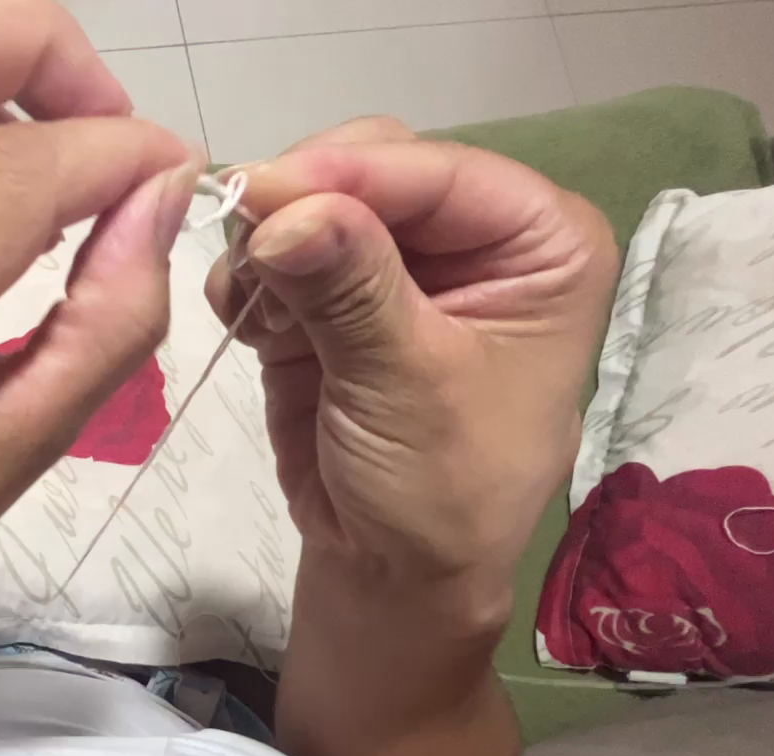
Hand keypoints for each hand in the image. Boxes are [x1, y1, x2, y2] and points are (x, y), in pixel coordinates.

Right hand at [206, 118, 618, 620]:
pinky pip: (268, 271)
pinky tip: (246, 327)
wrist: (384, 564)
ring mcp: (380, 279)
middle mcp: (457, 246)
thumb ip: (350, 293)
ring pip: (303, 218)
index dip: (344, 175)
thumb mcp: (406, 385)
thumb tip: (278, 216)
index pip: (432, 174)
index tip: (255, 193)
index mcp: (530, 244)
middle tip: (243, 250)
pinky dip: (243, 288)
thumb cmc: (435, 485)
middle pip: (363, 177)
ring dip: (260, 253)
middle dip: (296, 208)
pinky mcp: (317, 315)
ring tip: (251, 315)